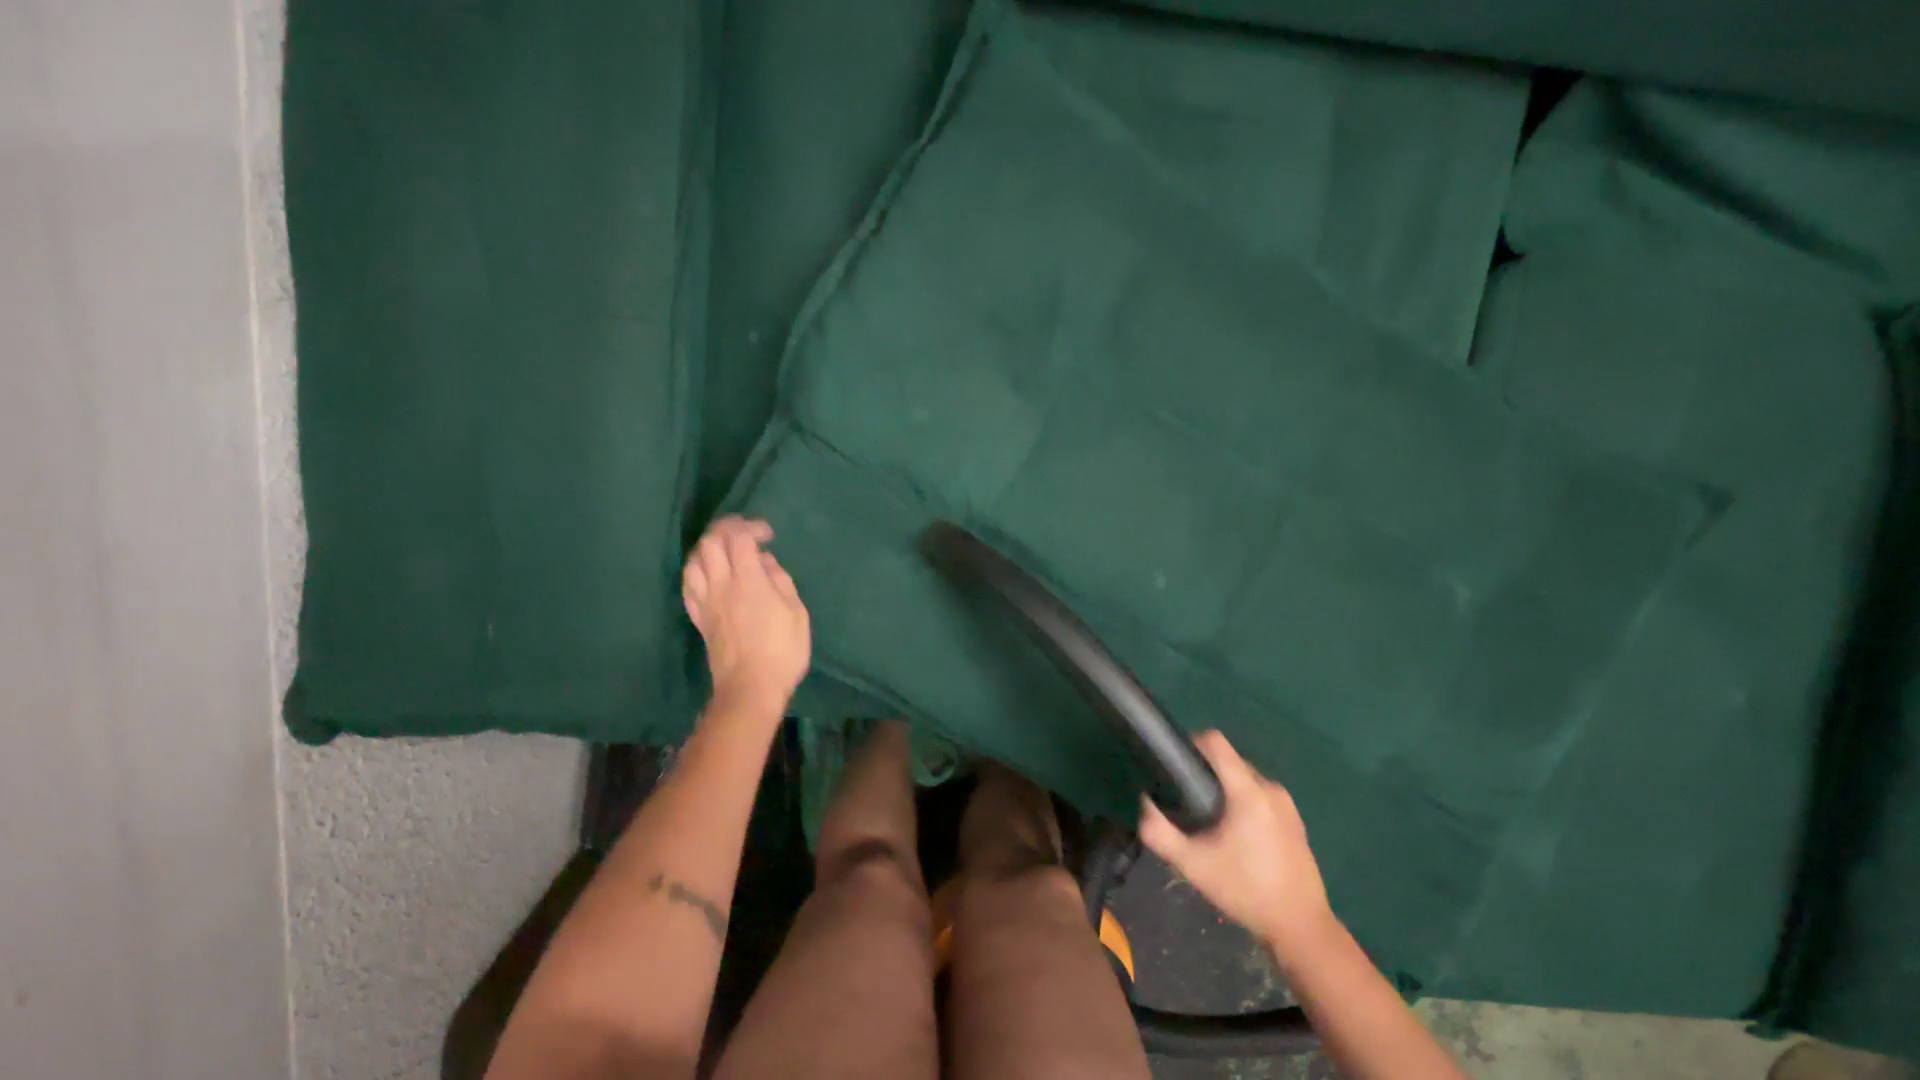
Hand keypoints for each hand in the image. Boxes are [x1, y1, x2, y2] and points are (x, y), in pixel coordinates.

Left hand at [682, 516, 810, 716]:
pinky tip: (707, 572)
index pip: (738, 537)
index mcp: (748, 581)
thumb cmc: (782, 652)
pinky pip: (688, 584)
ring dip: (708, 547)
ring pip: (694, 560)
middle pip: (710, 542)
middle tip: (744, 533)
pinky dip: (696, 570)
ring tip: (724, 550)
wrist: (750, 688)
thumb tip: (765, 562)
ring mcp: (706, 601)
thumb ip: (781, 580)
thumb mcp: (797, 613)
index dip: (751, 527)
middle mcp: (721, 585)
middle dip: (726, 528)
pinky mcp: (699, 617)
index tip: (768, 534)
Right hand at [1139, 731, 1335, 953]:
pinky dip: (1243, 806)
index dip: (1190, 745)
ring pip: (1245, 781)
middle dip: (1205, 776)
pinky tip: (1236, 840)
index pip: (1216, 742)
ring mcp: (1287, 804)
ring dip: (1224, 792)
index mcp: (1248, 791)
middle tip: (1186, 807)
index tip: (1173, 767)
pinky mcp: (1295, 820)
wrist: (1299, 926)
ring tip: (1209, 826)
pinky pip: (1261, 797)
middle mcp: (1270, 788)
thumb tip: (1145, 803)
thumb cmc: (1245, 890)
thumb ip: (1159, 832)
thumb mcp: (1192, 865)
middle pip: (1230, 762)